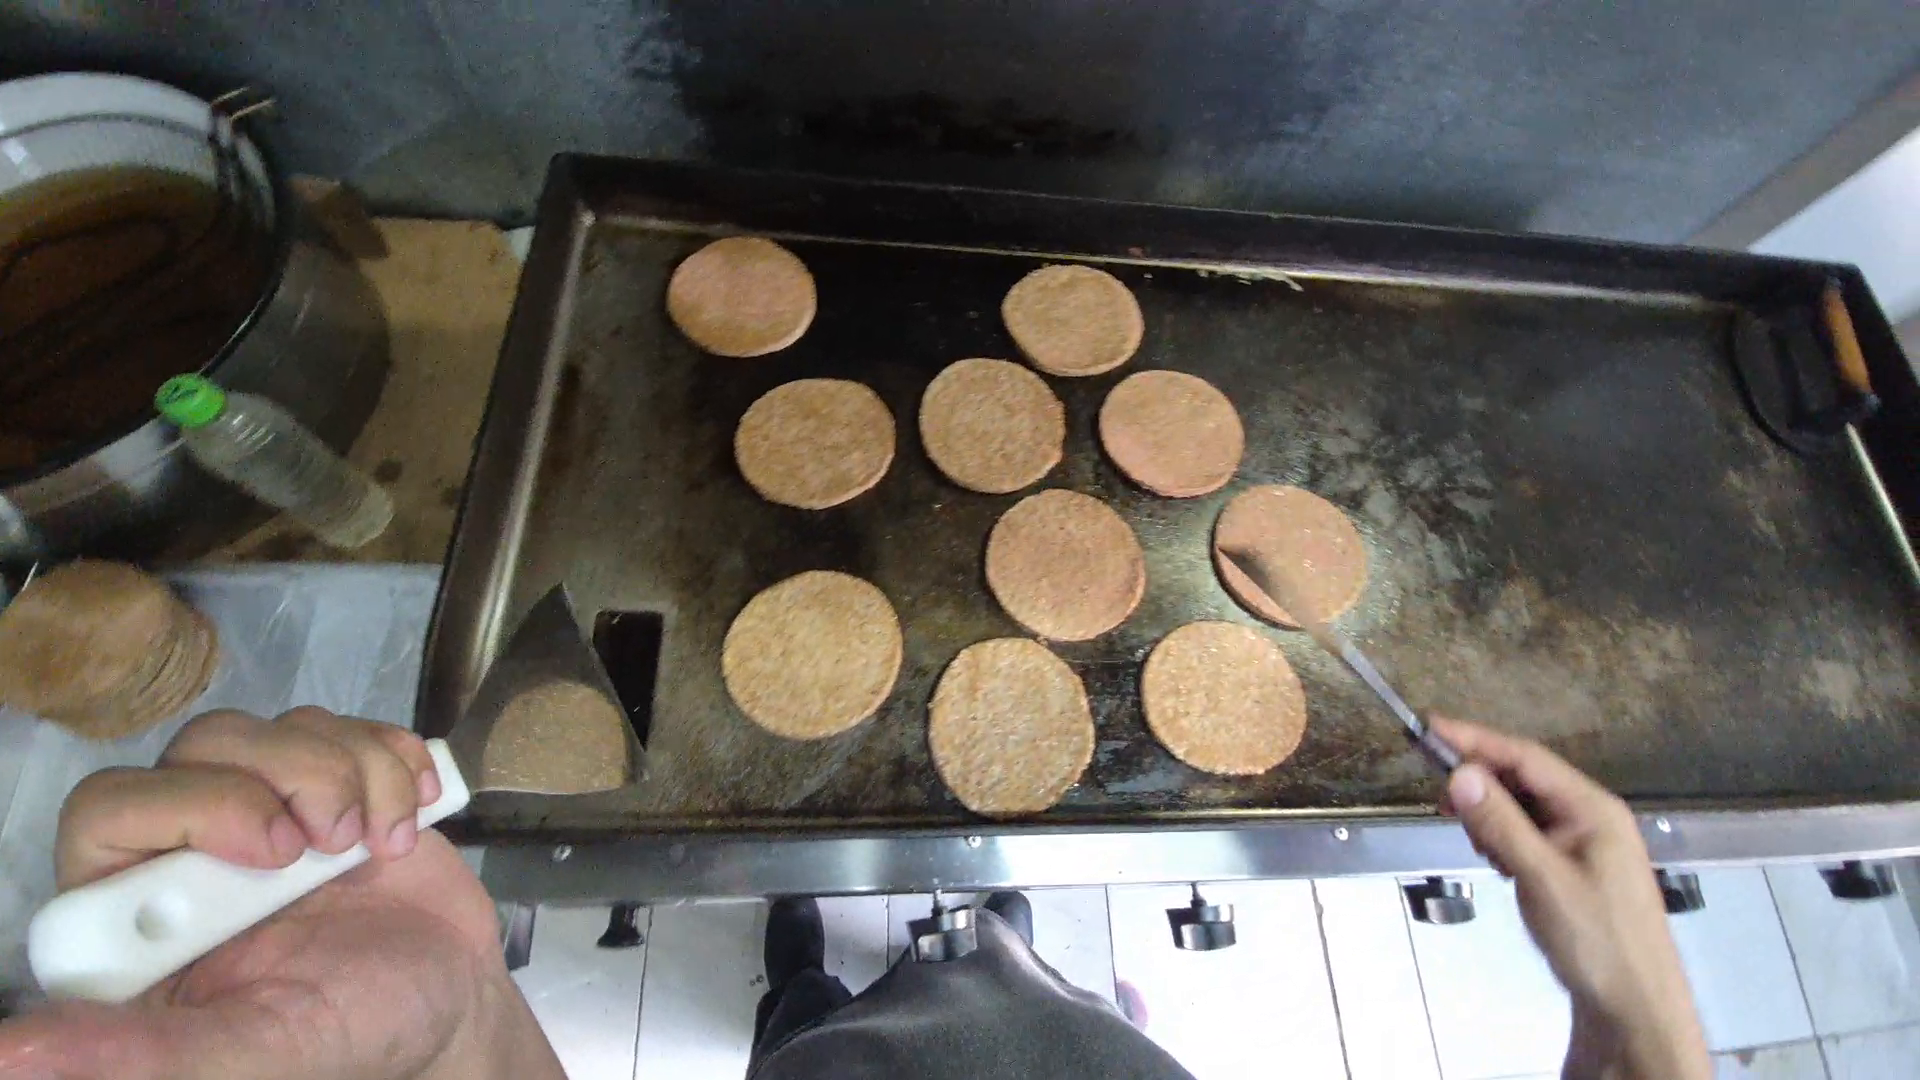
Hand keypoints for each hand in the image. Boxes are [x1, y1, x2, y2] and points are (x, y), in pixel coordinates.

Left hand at [0, 707, 564, 1079]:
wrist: (451, 998)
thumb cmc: (349, 1036)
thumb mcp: (250, 1057)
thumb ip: (139, 1058)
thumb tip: (3, 1054)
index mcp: (143, 914)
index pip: (114, 807)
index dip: (201, 806)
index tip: (281, 856)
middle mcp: (200, 848)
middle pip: (210, 743)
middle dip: (302, 778)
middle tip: (342, 845)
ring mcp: (285, 806)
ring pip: (293, 726)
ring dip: (365, 773)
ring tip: (393, 842)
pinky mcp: (356, 784)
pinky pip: (363, 729)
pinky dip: (404, 759)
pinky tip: (422, 806)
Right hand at [1431, 717, 1708, 1079]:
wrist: (1635, 1012)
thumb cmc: (1597, 940)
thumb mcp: (1541, 877)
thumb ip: (1499, 822)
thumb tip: (1457, 772)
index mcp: (1592, 809)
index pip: (1524, 757)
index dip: (1474, 739)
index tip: (1428, 726)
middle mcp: (1588, 815)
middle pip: (1519, 777)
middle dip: (1477, 782)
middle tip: (1441, 800)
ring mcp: (1579, 839)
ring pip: (1517, 803)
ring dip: (1486, 813)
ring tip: (1478, 844)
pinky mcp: (1567, 862)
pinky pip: (1521, 828)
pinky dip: (1497, 834)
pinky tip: (1494, 857)